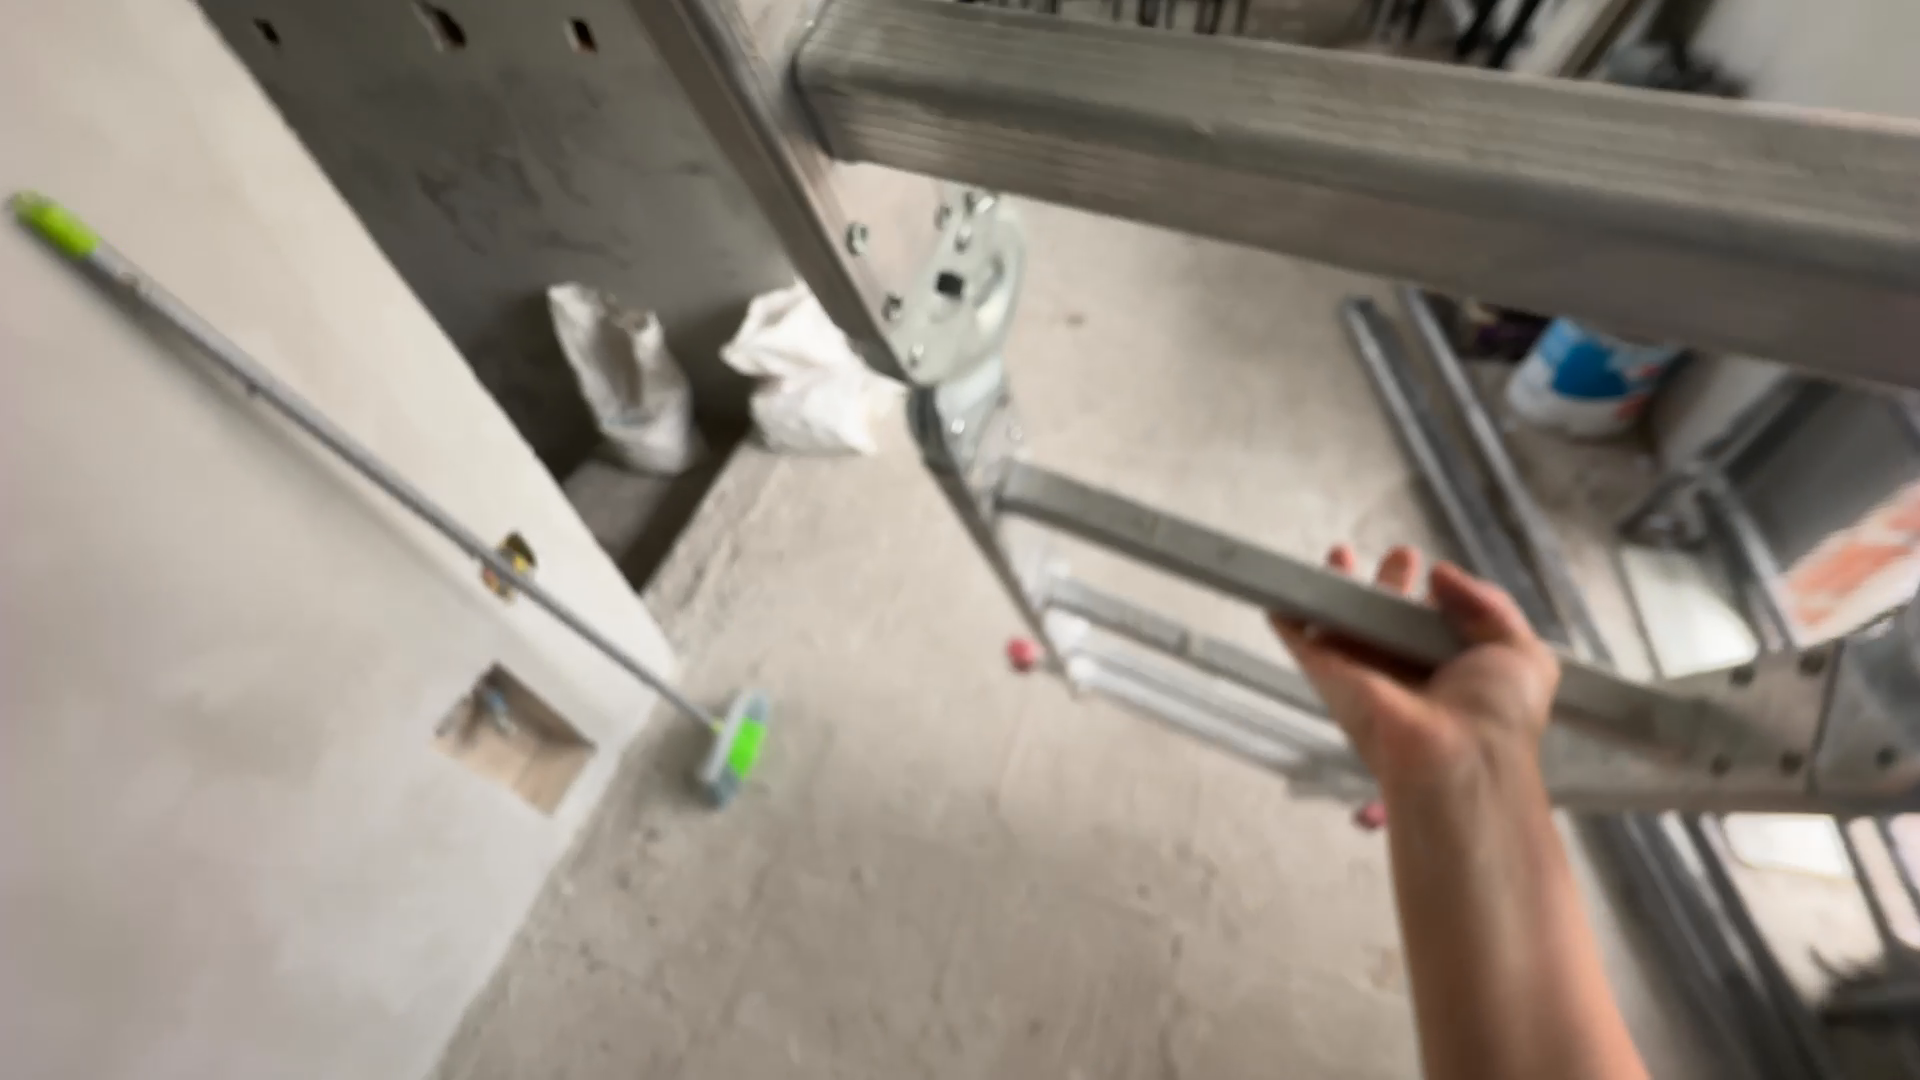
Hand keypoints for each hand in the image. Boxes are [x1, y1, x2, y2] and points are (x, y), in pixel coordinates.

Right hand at [1269, 545, 1559, 800]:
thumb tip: (1439, 572)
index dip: (1427, 592)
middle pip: (1385, 616)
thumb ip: (1489, 605)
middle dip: (1387, 582)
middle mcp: (1400, 664)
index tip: (1429, 568)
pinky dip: (1284, 616)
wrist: (1456, 753)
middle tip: (1396, 554)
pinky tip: (1276, 592)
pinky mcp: (1325, 671)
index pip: (1429, 621)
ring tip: (1339, 554)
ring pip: (1340, 619)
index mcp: (1444, 662)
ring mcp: (1359, 667)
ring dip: (1335, 588)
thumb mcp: (1523, 654)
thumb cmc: (1496, 710)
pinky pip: (1298, 639)